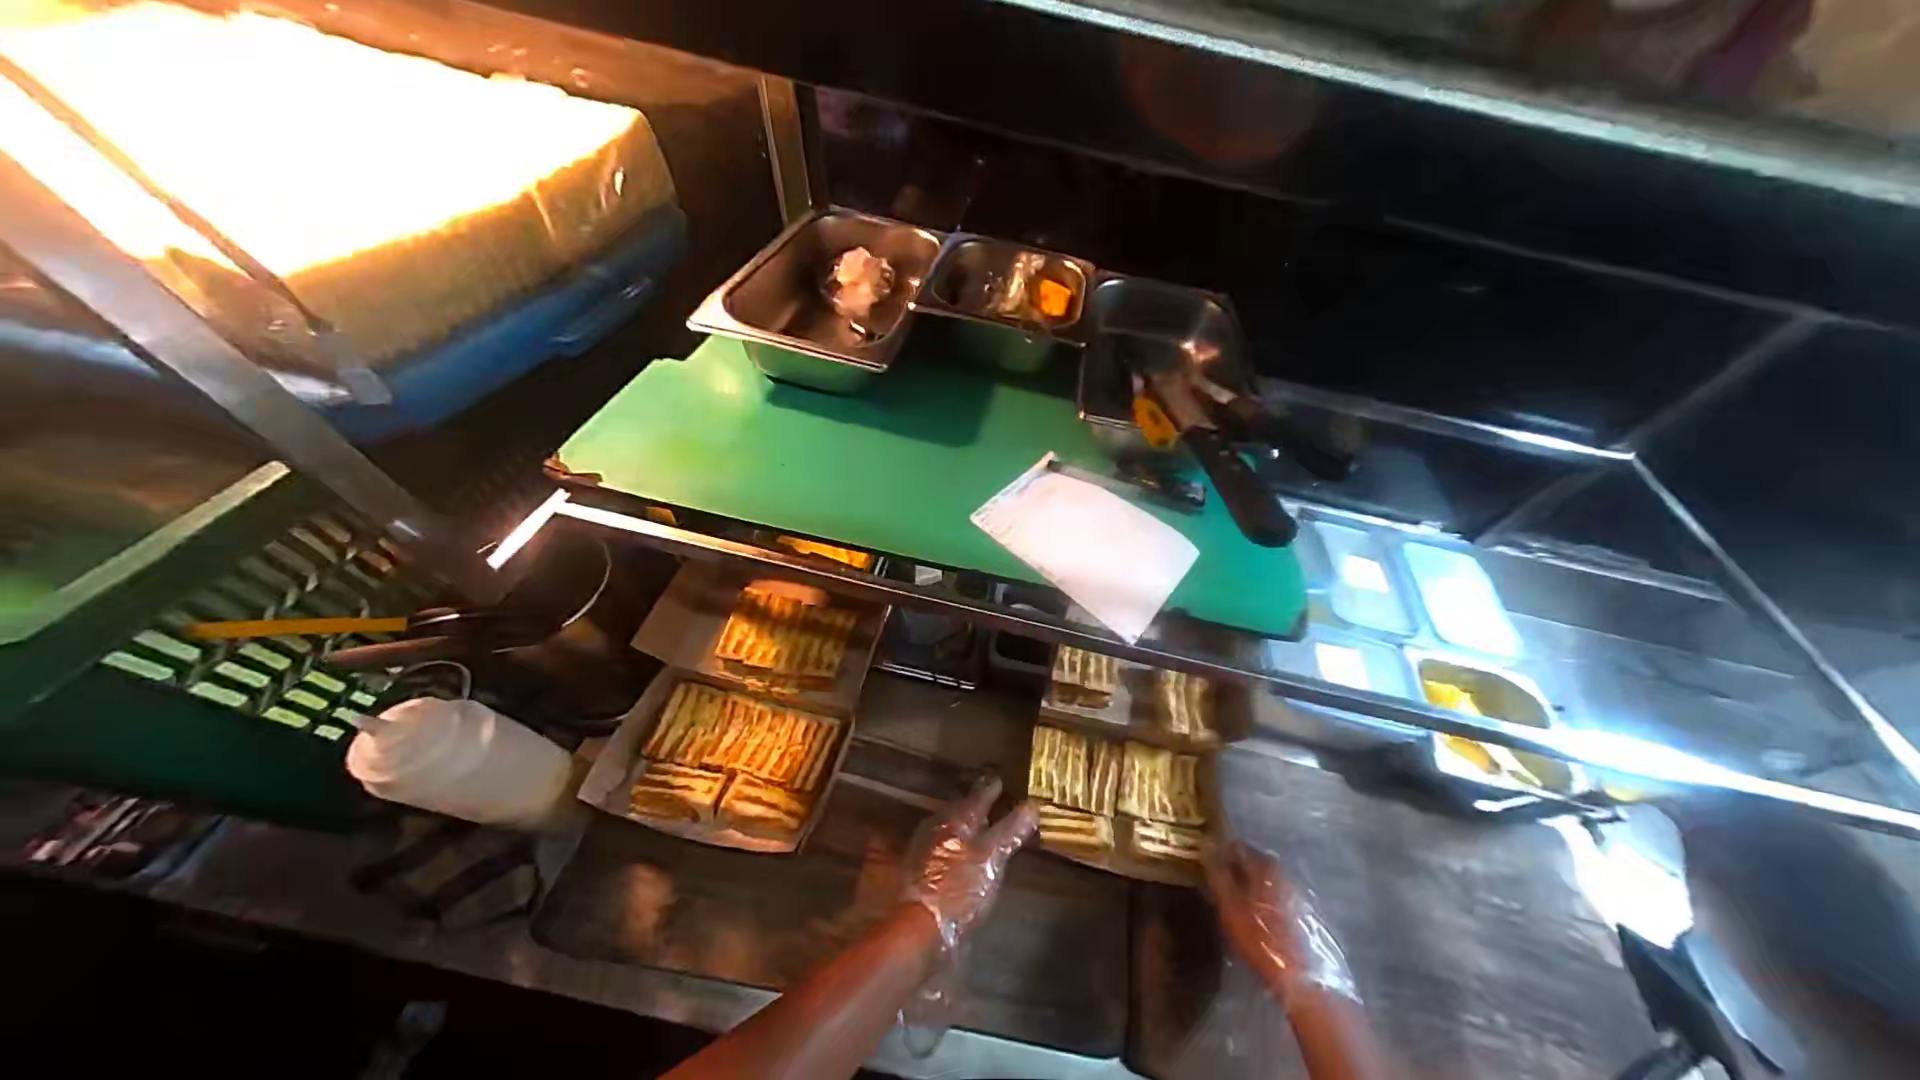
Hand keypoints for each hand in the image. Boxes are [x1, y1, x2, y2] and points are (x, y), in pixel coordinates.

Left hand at [902, 776, 1037, 953]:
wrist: (919, 927)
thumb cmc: (959, 888)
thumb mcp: (992, 858)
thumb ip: (1011, 830)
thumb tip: (1033, 804)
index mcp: (957, 816)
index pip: (980, 793)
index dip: (993, 788)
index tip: (1003, 782)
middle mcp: (938, 823)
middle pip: (963, 808)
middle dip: (978, 806)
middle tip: (996, 805)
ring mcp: (925, 844)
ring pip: (950, 826)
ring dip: (965, 826)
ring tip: (981, 829)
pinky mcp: (918, 867)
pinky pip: (941, 844)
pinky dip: (955, 844)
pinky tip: (962, 854)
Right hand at [1205, 841, 1359, 1005]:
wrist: (1307, 983)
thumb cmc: (1261, 942)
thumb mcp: (1230, 908)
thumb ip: (1217, 874)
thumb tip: (1206, 846)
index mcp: (1265, 867)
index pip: (1238, 846)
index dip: (1220, 853)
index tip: (1208, 866)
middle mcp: (1285, 874)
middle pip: (1256, 861)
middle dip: (1238, 869)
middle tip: (1221, 886)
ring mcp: (1300, 894)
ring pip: (1269, 881)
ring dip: (1254, 886)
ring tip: (1240, 904)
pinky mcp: (1309, 915)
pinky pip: (1281, 897)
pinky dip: (1269, 901)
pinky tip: (1262, 919)